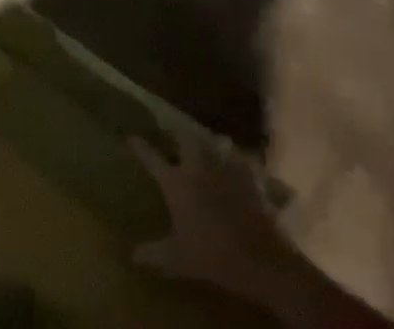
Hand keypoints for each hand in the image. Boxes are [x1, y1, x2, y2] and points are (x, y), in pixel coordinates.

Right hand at [128, 135, 296, 305]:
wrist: (261, 260)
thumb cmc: (212, 255)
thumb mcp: (176, 259)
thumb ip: (153, 254)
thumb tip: (133, 255)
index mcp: (176, 182)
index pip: (151, 157)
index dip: (139, 146)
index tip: (131, 138)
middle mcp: (198, 169)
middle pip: (185, 137)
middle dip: (176, 132)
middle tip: (170, 132)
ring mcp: (227, 172)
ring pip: (216, 143)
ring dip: (209, 141)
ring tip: (205, 143)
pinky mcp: (251, 181)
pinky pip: (242, 160)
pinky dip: (237, 158)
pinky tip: (236, 163)